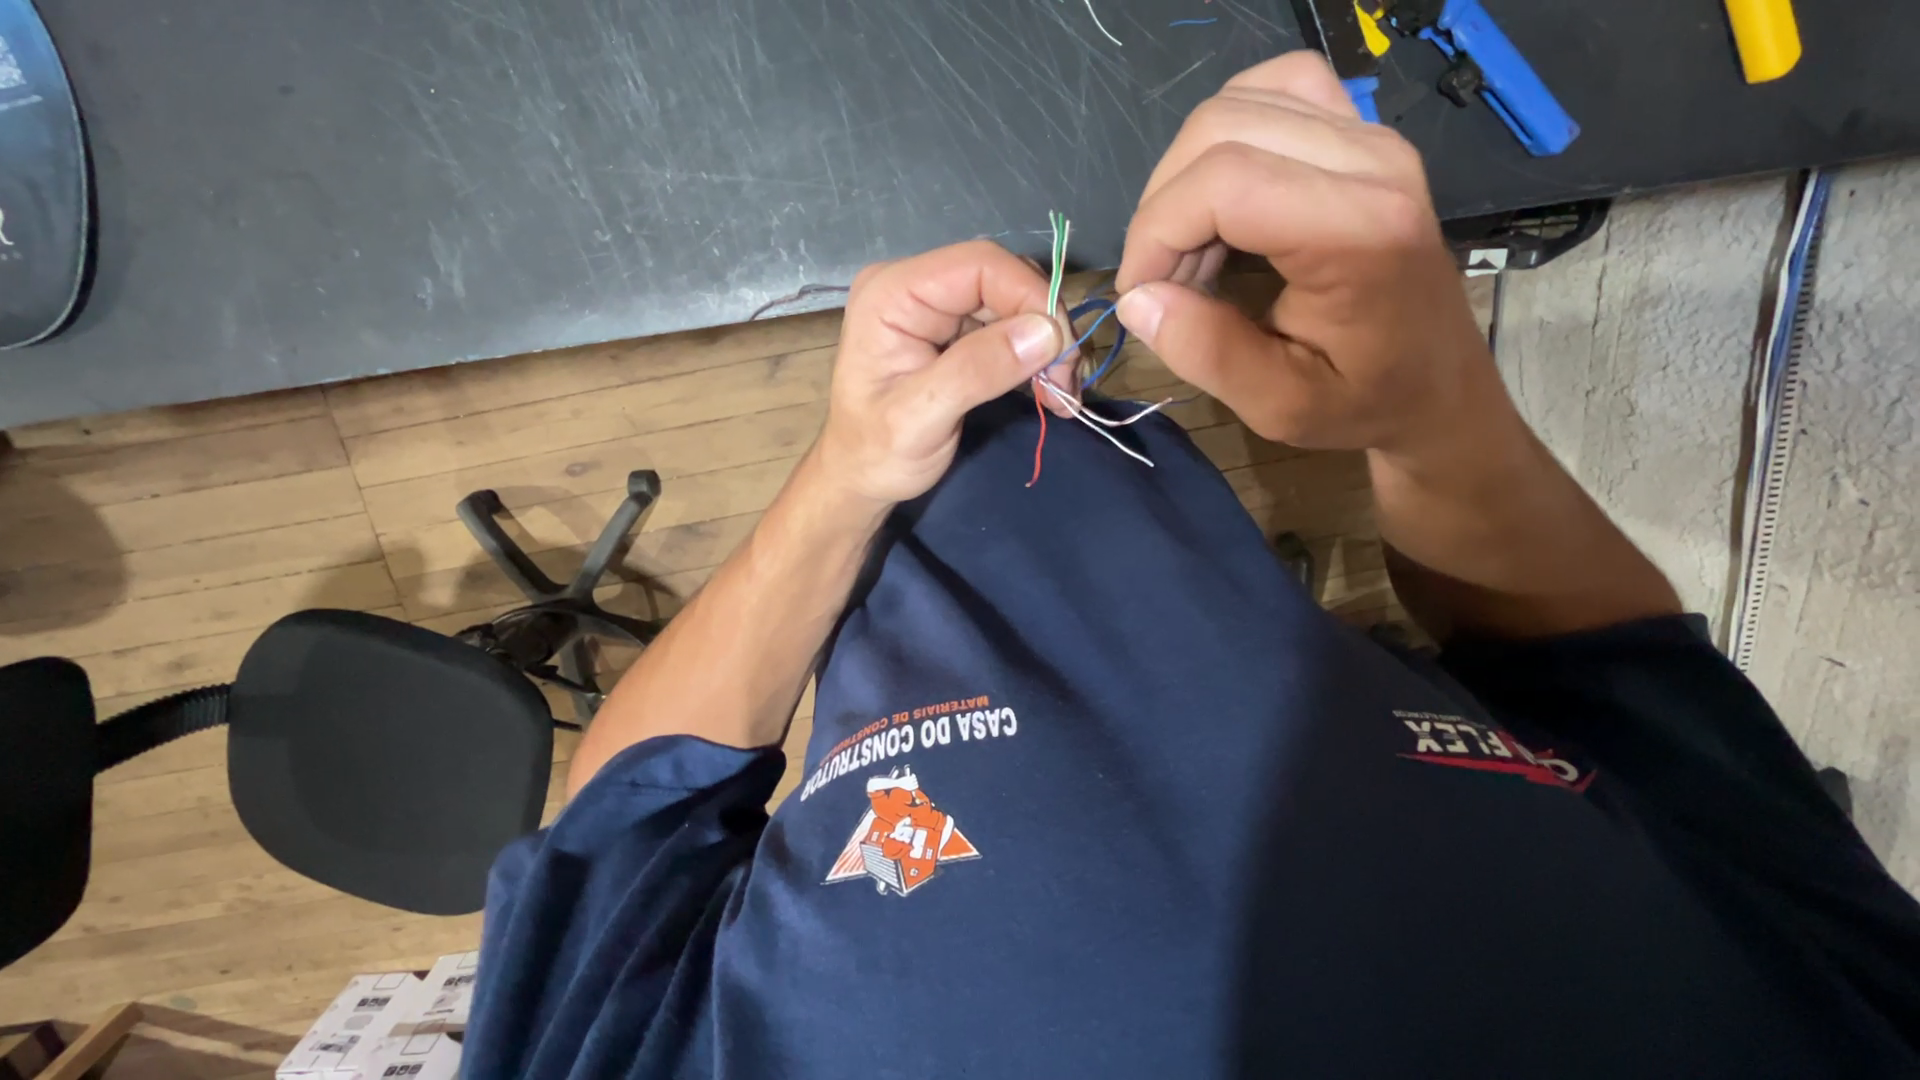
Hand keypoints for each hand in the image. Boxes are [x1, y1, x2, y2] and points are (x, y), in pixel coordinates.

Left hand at [815, 240, 1064, 504]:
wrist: (860, 477)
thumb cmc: (876, 453)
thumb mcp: (920, 419)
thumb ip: (976, 371)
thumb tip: (1045, 332)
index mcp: (892, 294)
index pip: (979, 264)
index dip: (1031, 297)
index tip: (1061, 351)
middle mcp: (914, 287)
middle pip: (1002, 279)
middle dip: (1044, 326)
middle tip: (1065, 382)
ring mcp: (935, 307)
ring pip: (1013, 302)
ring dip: (1046, 345)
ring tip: (1061, 394)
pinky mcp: (954, 329)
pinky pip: (1008, 326)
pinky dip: (1035, 356)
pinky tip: (1050, 390)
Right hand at [1113, 51, 1500, 453]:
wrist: (1438, 385)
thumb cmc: (1364, 402)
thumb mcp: (1279, 406)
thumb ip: (1208, 354)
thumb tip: (1136, 301)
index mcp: (1357, 232)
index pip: (1223, 180)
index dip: (1156, 232)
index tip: (1140, 295)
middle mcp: (1370, 161)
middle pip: (1220, 130)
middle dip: (1163, 208)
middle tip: (1163, 281)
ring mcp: (1369, 137)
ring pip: (1236, 104)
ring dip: (1186, 177)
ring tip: (1190, 249)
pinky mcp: (1360, 133)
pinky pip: (1273, 91)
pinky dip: (1224, 138)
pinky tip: (1219, 199)